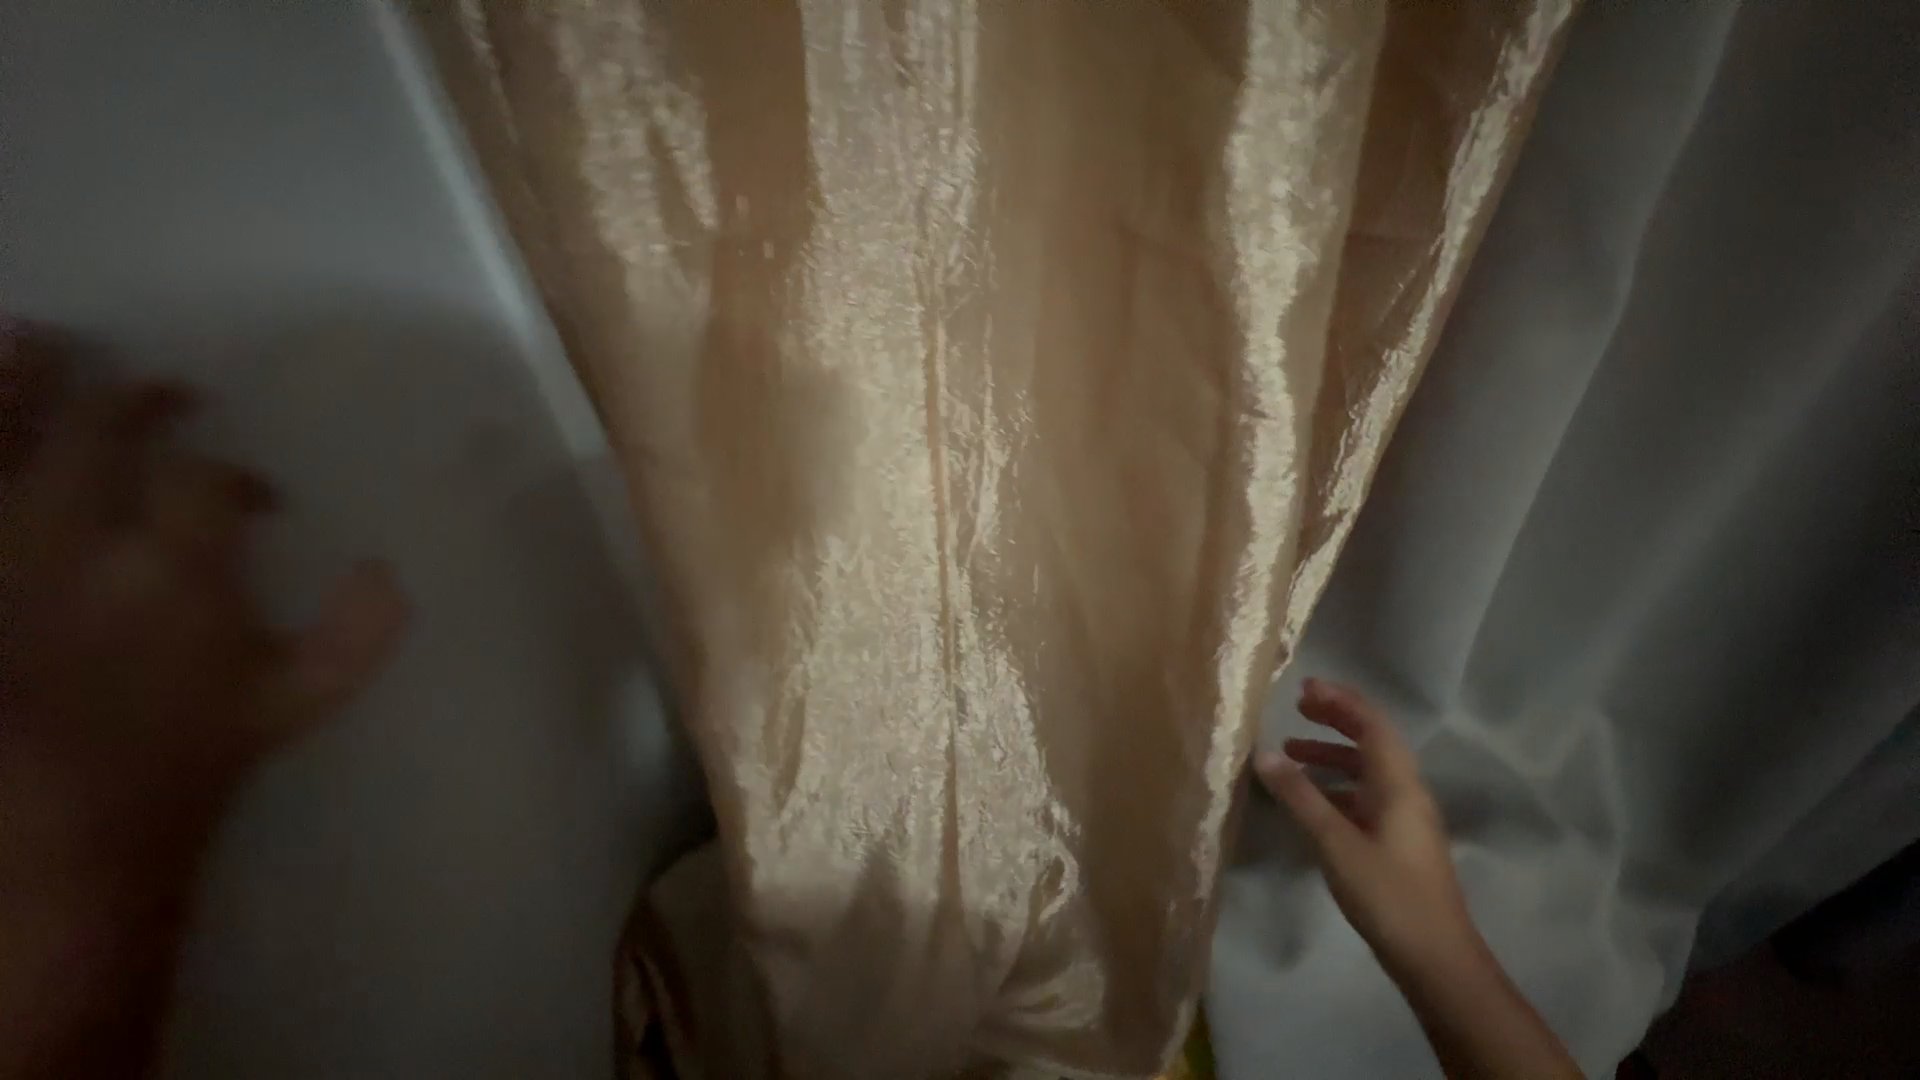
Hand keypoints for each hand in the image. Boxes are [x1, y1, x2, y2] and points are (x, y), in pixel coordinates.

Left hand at [0, 322, 408, 886]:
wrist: (44, 833)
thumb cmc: (184, 759)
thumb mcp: (301, 700)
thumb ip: (360, 632)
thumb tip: (388, 566)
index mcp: (174, 570)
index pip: (208, 480)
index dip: (236, 476)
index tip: (257, 497)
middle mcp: (69, 541)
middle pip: (97, 432)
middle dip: (128, 396)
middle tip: (145, 379)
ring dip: (16, 380)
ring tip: (34, 340)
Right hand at [1253, 678, 1474, 973]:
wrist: (1436, 959)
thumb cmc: (1388, 894)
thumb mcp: (1335, 843)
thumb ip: (1300, 796)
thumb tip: (1264, 753)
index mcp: (1399, 786)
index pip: (1372, 726)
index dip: (1341, 702)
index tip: (1305, 687)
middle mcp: (1406, 794)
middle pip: (1373, 742)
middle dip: (1337, 720)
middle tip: (1298, 706)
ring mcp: (1404, 820)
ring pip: (1367, 771)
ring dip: (1332, 754)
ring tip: (1291, 751)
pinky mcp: (1397, 843)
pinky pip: (1364, 796)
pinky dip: (1336, 785)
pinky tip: (1310, 798)